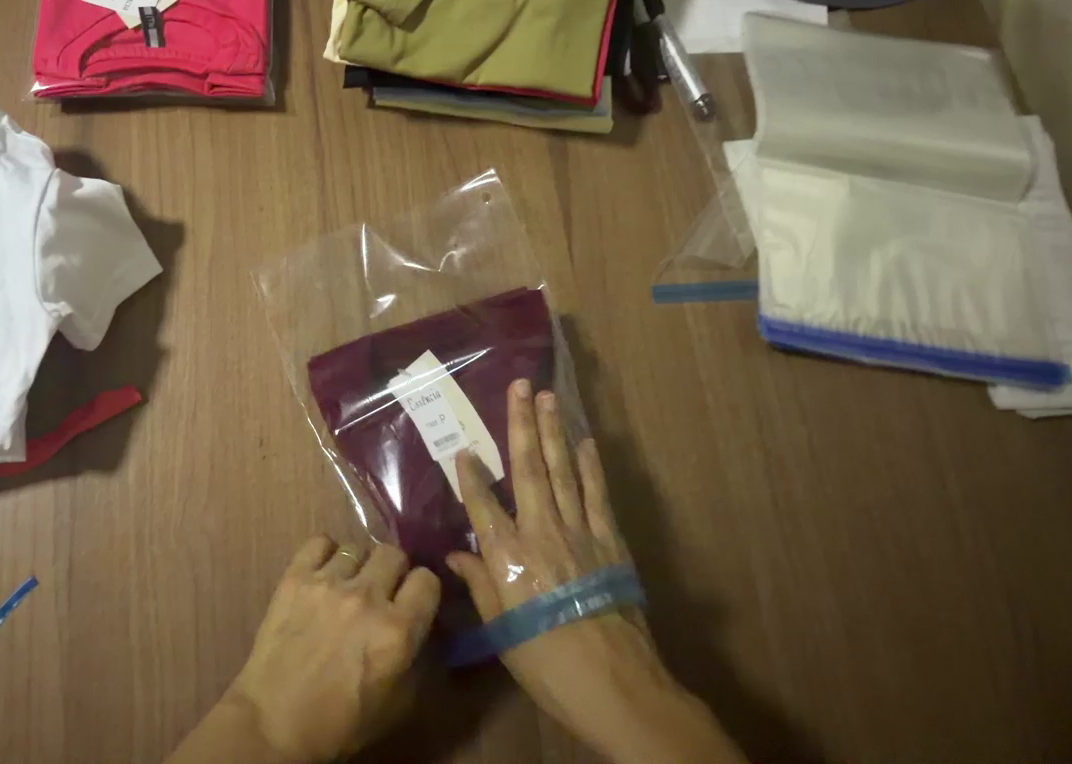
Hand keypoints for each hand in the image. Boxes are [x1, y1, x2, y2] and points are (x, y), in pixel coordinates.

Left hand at [170, 537, 440, 763]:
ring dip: (359, 566)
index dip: (423, 590)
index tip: (413, 601)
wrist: (276, 723)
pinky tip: (324, 573)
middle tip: (382, 592)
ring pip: (357, 547)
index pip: (427, 580)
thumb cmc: (342, 722)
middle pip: (393, 554)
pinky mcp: (295, 577)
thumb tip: (423, 623)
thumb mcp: (398, 702)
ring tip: (348, 586)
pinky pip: (319, 542)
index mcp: (397, 630)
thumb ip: (418, 656)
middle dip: (393, 572)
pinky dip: (325, 554)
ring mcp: (328, 583)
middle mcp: (366, 598)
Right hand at [446, 380, 745, 763]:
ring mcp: (579, 532)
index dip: (470, 474)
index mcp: (508, 555)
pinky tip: (586, 442)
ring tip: (548, 397)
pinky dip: (591, 466)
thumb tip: (456, 554)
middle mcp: (541, 531)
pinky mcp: (609, 542)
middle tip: (520, 385)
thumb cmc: (547, 660)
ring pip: (563, 471)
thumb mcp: (503, 630)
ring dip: (554, 431)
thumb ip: (480, 584)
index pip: (482, 503)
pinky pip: (597, 495)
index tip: (461, 447)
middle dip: (522, 424)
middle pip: (528, 468)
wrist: (616, 685)